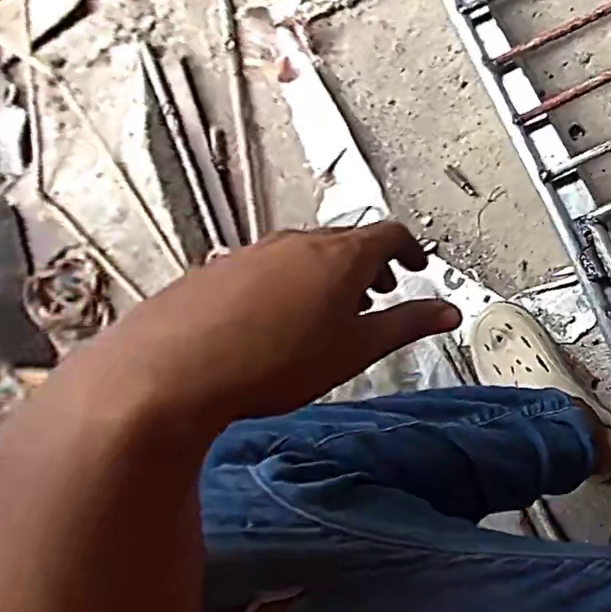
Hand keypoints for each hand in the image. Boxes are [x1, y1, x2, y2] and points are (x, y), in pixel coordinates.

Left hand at [35, 224, 460, 441]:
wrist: (164, 377)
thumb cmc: (268, 362)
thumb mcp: (359, 349)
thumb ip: (409, 324)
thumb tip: (446, 313)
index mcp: (339, 256)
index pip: (390, 234)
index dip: (410, 250)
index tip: (415, 264)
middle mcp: (295, 245)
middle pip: (348, 241)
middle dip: (372, 264)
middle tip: (382, 288)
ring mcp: (251, 255)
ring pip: (306, 253)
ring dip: (331, 274)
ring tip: (335, 308)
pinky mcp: (215, 273)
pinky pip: (267, 268)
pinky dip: (290, 283)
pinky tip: (281, 322)